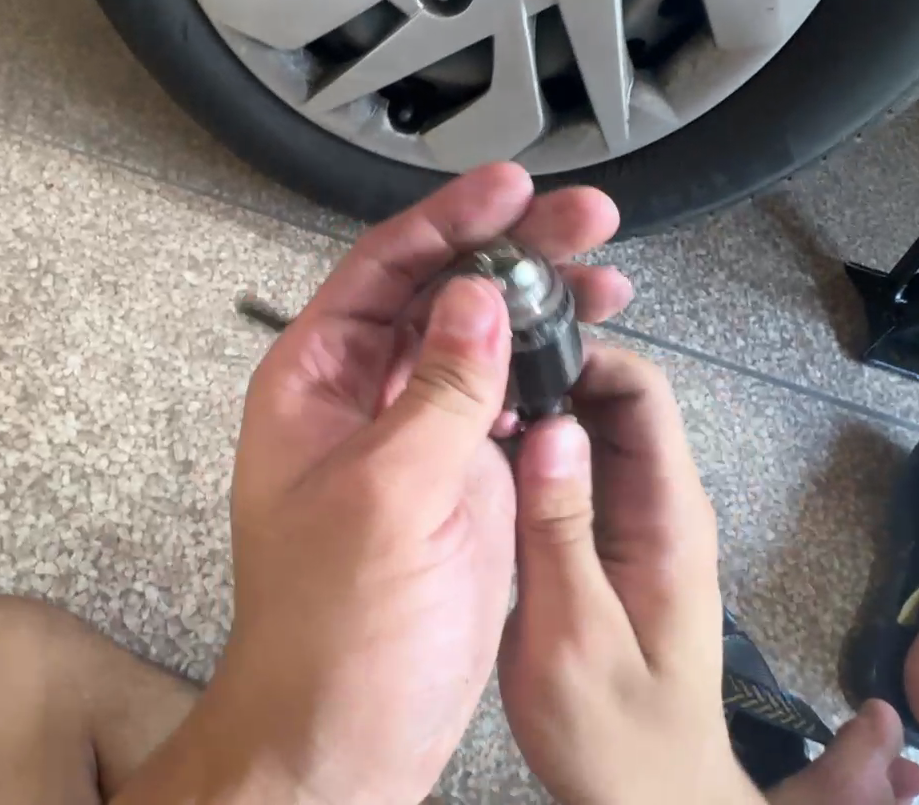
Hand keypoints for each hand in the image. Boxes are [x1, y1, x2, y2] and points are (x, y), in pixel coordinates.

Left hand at [117, 163, 630, 804]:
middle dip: (510, 250)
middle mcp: (365, 393)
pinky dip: (548, 368)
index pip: (383, 269)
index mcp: (317, 381)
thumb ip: (438, 392)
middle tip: (581, 219)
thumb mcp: (385, 496)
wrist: (349, 730)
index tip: (508, 188)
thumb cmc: (331, 627)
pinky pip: (508, 398)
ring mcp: (419, 430)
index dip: (447, 220)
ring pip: (480, 341)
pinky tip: (586, 344)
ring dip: (539, 304)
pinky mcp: (464, 471)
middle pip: (440, 293)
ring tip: (602, 272)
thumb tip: (476, 299)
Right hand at [497, 349, 918, 804]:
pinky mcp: (598, 532)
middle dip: (545, 374)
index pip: (641, 392)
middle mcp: (653, 498)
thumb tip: (554, 424)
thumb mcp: (575, 633)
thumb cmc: (613, 729)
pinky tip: (474, 453)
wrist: (645, 796)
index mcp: (667, 513)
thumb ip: (563, 529)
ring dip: (529, 408)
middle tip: (470, 378)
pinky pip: (565, 466)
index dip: (581, 357)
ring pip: (583, 427)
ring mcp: (626, 514)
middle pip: (609, 398)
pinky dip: (524, 448)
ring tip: (462, 407)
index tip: (509, 354)